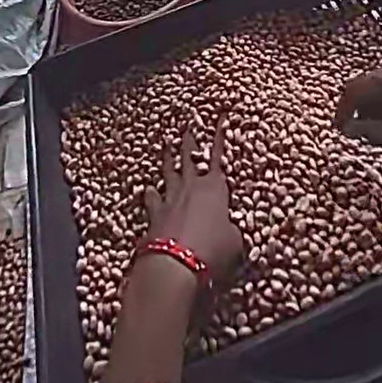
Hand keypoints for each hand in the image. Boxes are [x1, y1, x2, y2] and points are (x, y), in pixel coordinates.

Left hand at [143, 116, 243, 286]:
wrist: (176, 263)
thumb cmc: (212, 249)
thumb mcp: (235, 242)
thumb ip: (232, 231)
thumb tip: (230, 232)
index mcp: (214, 187)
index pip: (218, 156)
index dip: (220, 137)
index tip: (220, 119)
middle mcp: (191, 187)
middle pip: (189, 157)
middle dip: (190, 141)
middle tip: (187, 126)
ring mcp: (170, 198)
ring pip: (169, 172)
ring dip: (168, 158)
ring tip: (167, 145)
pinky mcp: (155, 213)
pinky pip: (151, 198)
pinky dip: (150, 193)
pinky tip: (146, 189)